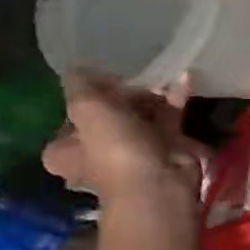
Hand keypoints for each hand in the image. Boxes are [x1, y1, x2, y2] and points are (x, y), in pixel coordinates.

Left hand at [43, 74, 207, 203]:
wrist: (159, 183)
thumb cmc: (114, 149)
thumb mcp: (87, 108)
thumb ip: (80, 84)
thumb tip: (77, 66)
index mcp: (66, 151)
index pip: (72, 117)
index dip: (87, 96)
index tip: (105, 79)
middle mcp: (96, 153)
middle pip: (107, 115)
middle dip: (123, 93)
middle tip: (135, 76)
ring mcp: (132, 152)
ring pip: (139, 115)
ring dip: (150, 94)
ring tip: (160, 73)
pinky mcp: (164, 147)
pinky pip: (167, 117)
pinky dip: (174, 99)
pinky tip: (183, 78)